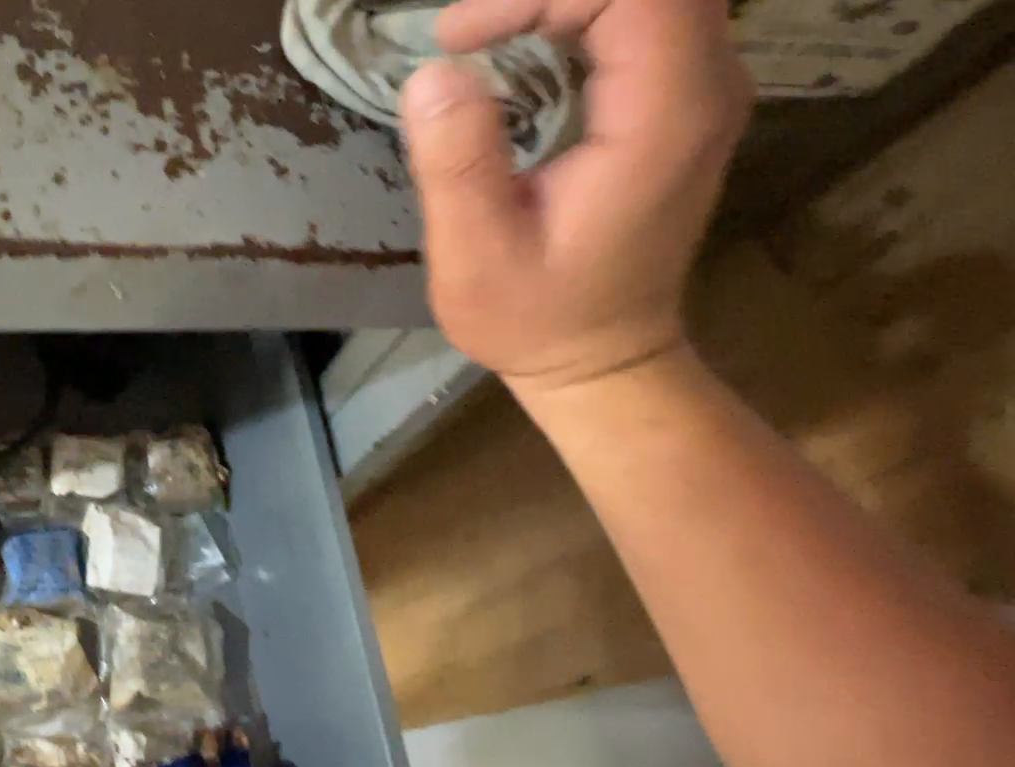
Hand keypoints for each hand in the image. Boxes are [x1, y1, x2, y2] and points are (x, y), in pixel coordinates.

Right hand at [400, 0, 753, 391]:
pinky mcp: (685, 96)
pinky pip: (648, 15)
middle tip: (468, 27)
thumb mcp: (475, 256)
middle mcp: (708, 84)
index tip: (454, 38)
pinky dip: (584, 11)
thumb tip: (432, 71)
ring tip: (487, 28)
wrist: (599, 357)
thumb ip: (458, 163)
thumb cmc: (532, 318)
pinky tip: (529, 41)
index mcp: (663, 118)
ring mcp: (706, 86)